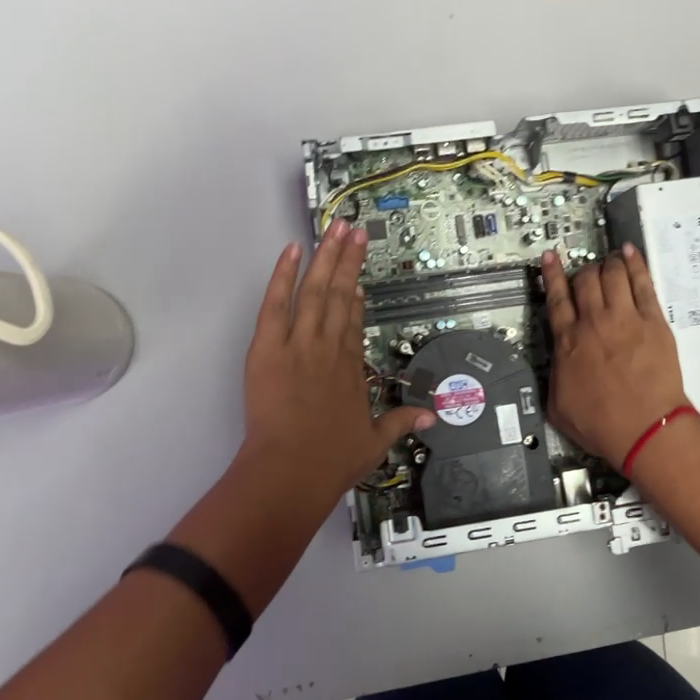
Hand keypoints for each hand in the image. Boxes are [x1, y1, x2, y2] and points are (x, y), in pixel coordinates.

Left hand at [239, 221, 433, 497]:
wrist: (292, 471)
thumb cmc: (332, 460)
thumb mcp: (374, 443)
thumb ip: (400, 423)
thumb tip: (431, 417)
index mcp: (351, 367)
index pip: (353, 322)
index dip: (355, 298)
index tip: (356, 280)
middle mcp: (329, 347)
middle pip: (339, 294)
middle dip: (347, 260)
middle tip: (354, 231)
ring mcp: (299, 344)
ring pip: (314, 291)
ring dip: (325, 257)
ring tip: (335, 228)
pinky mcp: (268, 348)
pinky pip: (276, 304)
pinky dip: (283, 276)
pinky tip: (292, 251)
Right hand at [541, 245, 688, 469]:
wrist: (645, 429)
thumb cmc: (601, 424)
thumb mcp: (558, 405)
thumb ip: (555, 376)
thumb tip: (557, 365)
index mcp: (568, 342)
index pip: (556, 297)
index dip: (552, 273)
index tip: (551, 257)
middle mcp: (594, 322)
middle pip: (585, 280)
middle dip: (584, 272)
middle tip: (588, 274)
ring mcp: (625, 318)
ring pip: (613, 274)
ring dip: (609, 264)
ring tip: (610, 261)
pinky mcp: (653, 321)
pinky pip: (642, 283)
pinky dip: (634, 263)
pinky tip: (630, 253)